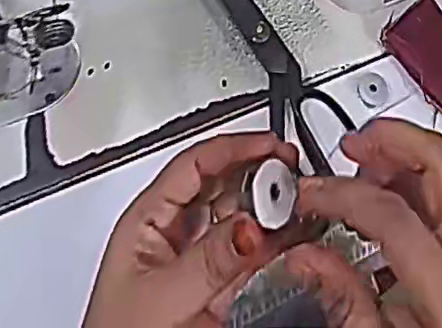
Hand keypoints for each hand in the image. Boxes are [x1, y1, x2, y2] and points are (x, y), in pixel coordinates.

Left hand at [83, 133, 300, 327]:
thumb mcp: (161, 297)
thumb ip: (208, 260)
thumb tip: (251, 225)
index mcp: (148, 220)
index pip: (193, 165)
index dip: (232, 148)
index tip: (267, 144)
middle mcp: (172, 233)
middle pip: (218, 184)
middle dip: (254, 171)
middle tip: (288, 168)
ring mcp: (194, 260)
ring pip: (234, 216)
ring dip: (264, 207)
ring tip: (293, 200)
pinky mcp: (212, 290)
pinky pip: (246, 254)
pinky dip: (270, 242)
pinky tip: (287, 236)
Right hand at [286, 120, 441, 327]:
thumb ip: (342, 300)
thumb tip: (304, 256)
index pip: (395, 215)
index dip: (345, 196)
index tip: (312, 195)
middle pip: (437, 164)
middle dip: (389, 139)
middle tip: (350, 144)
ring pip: (437, 168)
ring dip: (393, 153)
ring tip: (354, 163)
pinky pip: (433, 189)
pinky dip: (399, 174)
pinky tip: (371, 188)